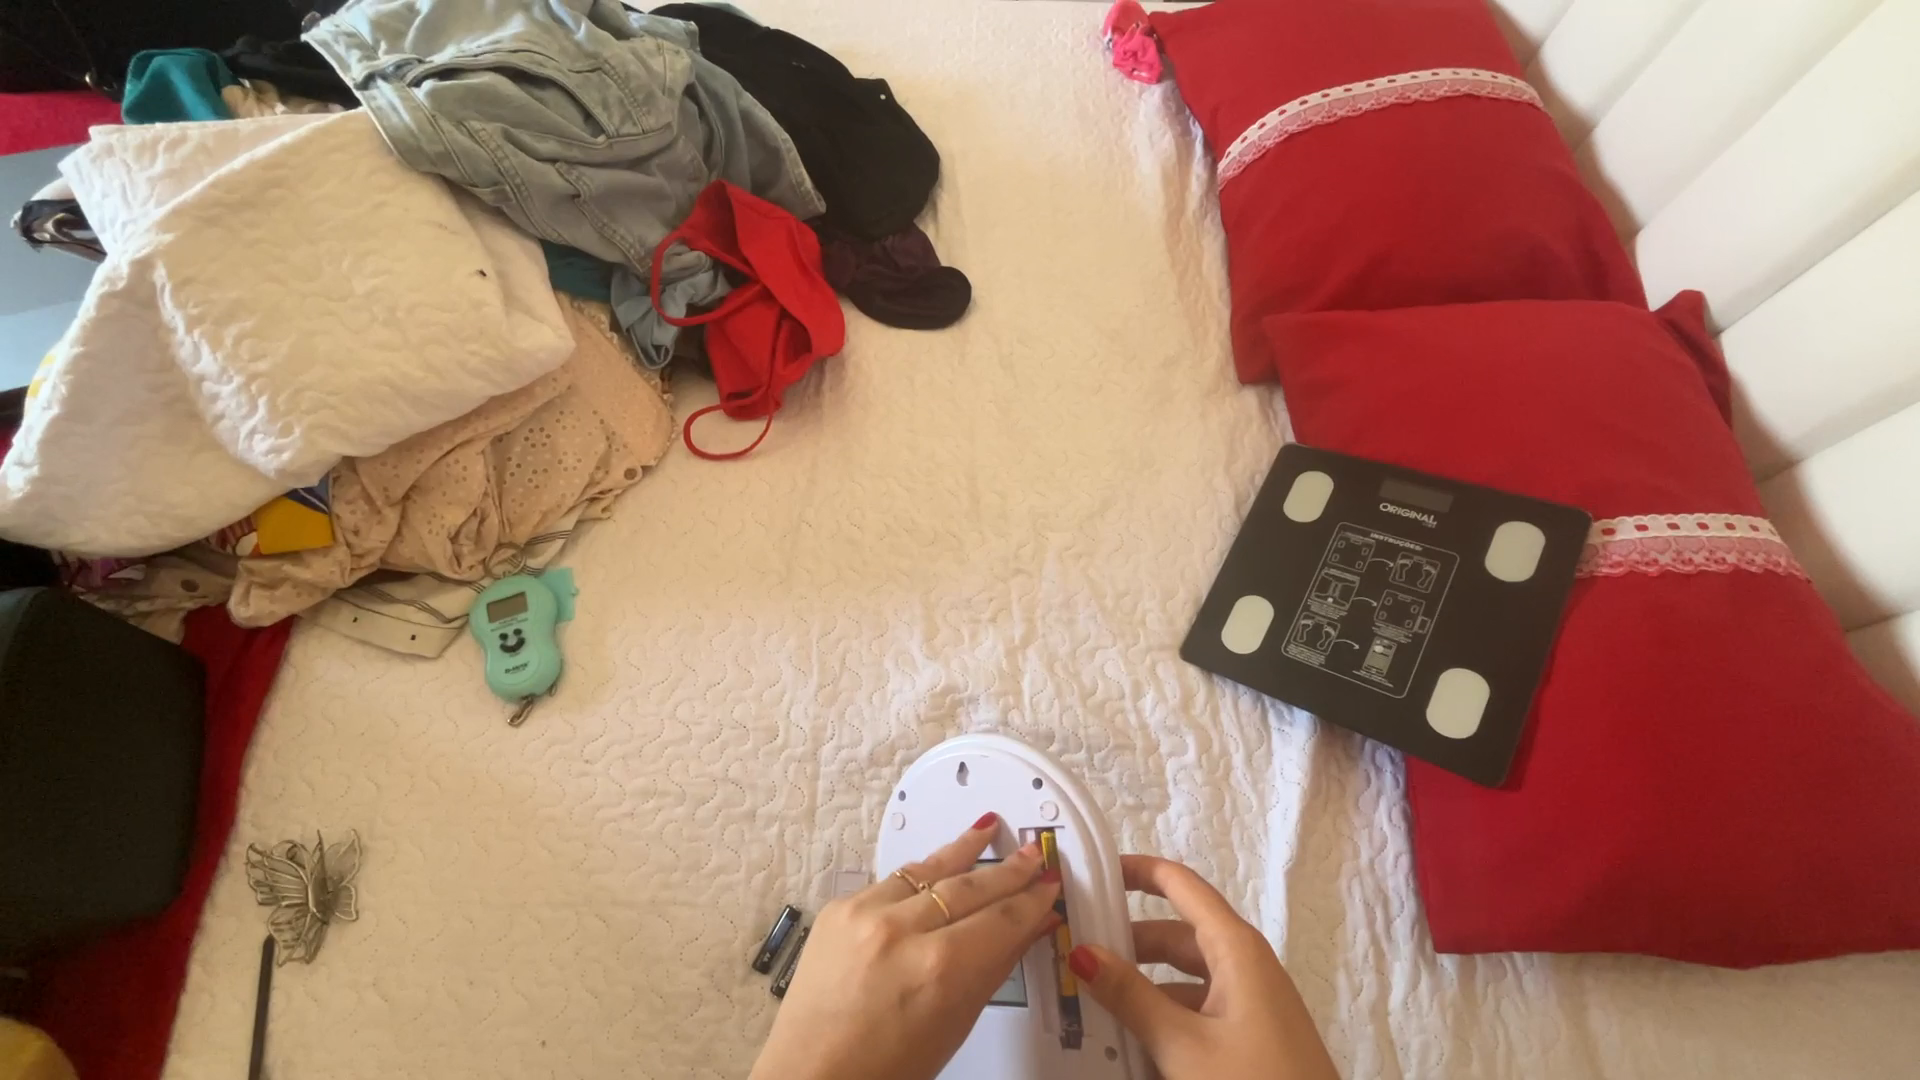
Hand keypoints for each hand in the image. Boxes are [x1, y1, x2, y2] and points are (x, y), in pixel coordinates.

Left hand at [750, 814, 1062, 1079]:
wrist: (810, 1076)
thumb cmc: (887, 1068)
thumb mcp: (954, 1023)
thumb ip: (995, 965)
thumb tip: (1032, 925)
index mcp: (939, 969)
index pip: (1001, 919)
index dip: (1031, 899)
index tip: (1049, 882)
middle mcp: (902, 931)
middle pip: (970, 887)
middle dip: (1008, 870)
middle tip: (1033, 853)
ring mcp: (866, 913)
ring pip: (928, 870)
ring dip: (963, 849)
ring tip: (988, 828)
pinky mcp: (840, 907)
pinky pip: (892, 882)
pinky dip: (920, 875)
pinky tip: (938, 863)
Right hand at [1069, 856, 1338, 1079]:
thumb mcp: (1183, 1045)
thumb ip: (1130, 996)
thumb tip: (1081, 950)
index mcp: (1234, 947)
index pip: (1179, 884)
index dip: (1137, 870)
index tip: (1092, 870)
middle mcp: (1244, 965)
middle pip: (1175, 935)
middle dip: (1127, 941)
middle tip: (1076, 948)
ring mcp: (1250, 1004)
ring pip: (1184, 978)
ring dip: (1142, 986)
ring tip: (1092, 999)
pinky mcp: (1252, 1040)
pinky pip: (1198, 1011)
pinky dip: (1164, 1017)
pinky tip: (1130, 1043)